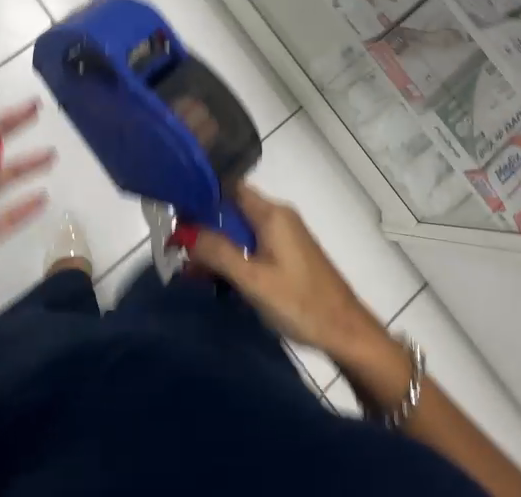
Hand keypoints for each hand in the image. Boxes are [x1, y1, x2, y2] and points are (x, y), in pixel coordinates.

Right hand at [186, 184, 388, 363]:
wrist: (346, 332)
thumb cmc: (300, 303)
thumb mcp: (253, 279)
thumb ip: (218, 252)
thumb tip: (184, 231)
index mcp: (272, 214)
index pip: (229, 187)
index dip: (201, 196)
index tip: (175, 216)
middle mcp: (278, 217)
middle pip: (232, 210)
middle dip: (203, 228)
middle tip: (175, 251)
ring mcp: (285, 237)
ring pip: (240, 232)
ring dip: (216, 248)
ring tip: (189, 272)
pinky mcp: (288, 256)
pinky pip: (252, 247)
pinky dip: (233, 259)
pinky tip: (214, 281)